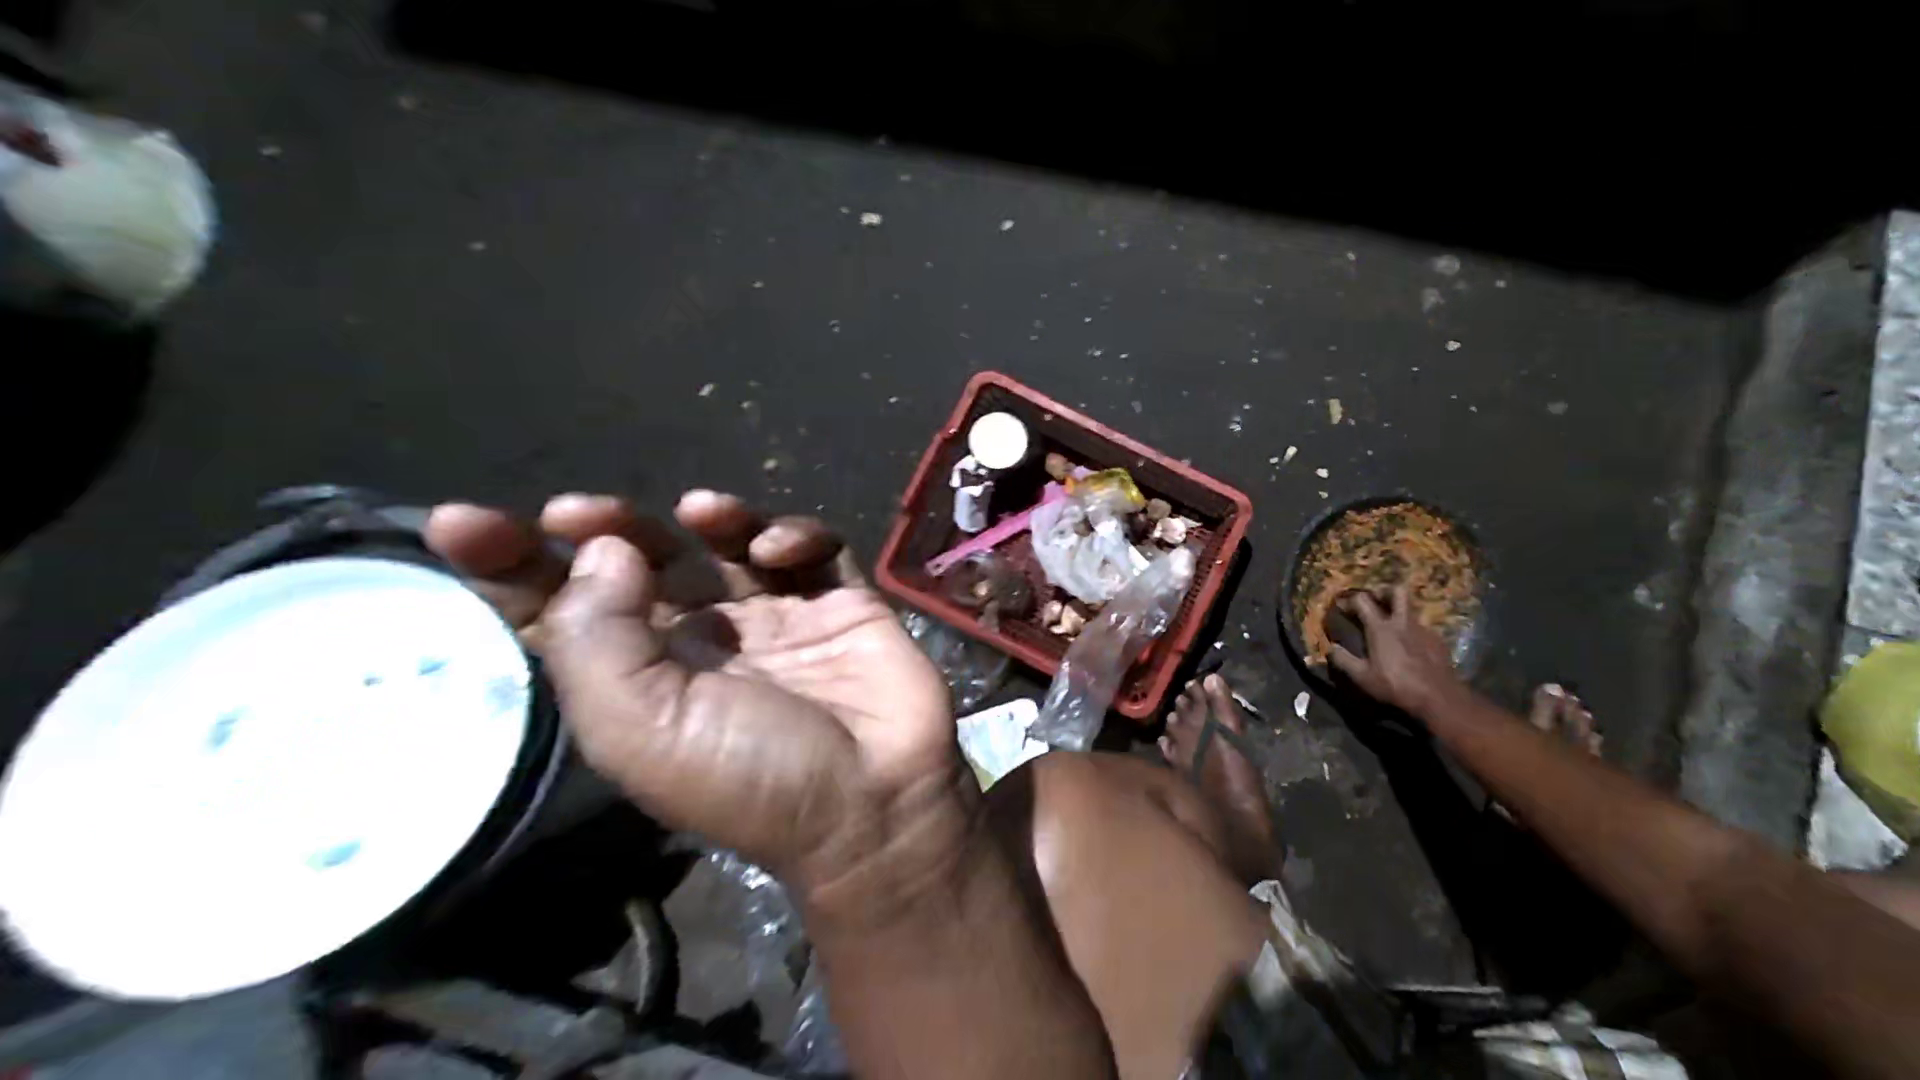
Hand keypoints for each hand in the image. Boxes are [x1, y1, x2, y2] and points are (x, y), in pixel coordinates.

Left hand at [424, 491, 962, 922]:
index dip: (513, 569)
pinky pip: (809, 549)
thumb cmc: (750, 776)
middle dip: (606, 530)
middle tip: (578, 512)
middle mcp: (704, 641)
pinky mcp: (837, 601)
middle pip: (644, 564)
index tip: (463, 522)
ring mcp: (776, 617)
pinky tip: (777, 552)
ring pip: (728, 542)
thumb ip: (599, 637)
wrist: (873, 801)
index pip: (568, 613)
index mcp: (645, 678)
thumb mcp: (642, 728)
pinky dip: (791, 535)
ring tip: (700, 512)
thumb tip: (605, 553)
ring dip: (708, 515)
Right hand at [1327, 584, 1467, 716]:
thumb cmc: (1395, 685)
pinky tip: (1407, 648)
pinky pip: (1420, 628)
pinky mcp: (1437, 641)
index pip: (1363, 600)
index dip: (1349, 599)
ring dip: (1397, 613)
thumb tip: (1330, 646)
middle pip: (1397, 591)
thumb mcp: (1361, 677)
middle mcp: (1403, 623)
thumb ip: (1342, 659)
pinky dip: (1410, 632)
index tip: (1341, 605)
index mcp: (1381, 628)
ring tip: (1389, 628)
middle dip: (1384, 591)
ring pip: (1410, 611)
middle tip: (1374, 601)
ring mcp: (1423, 630)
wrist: (1440, 698)